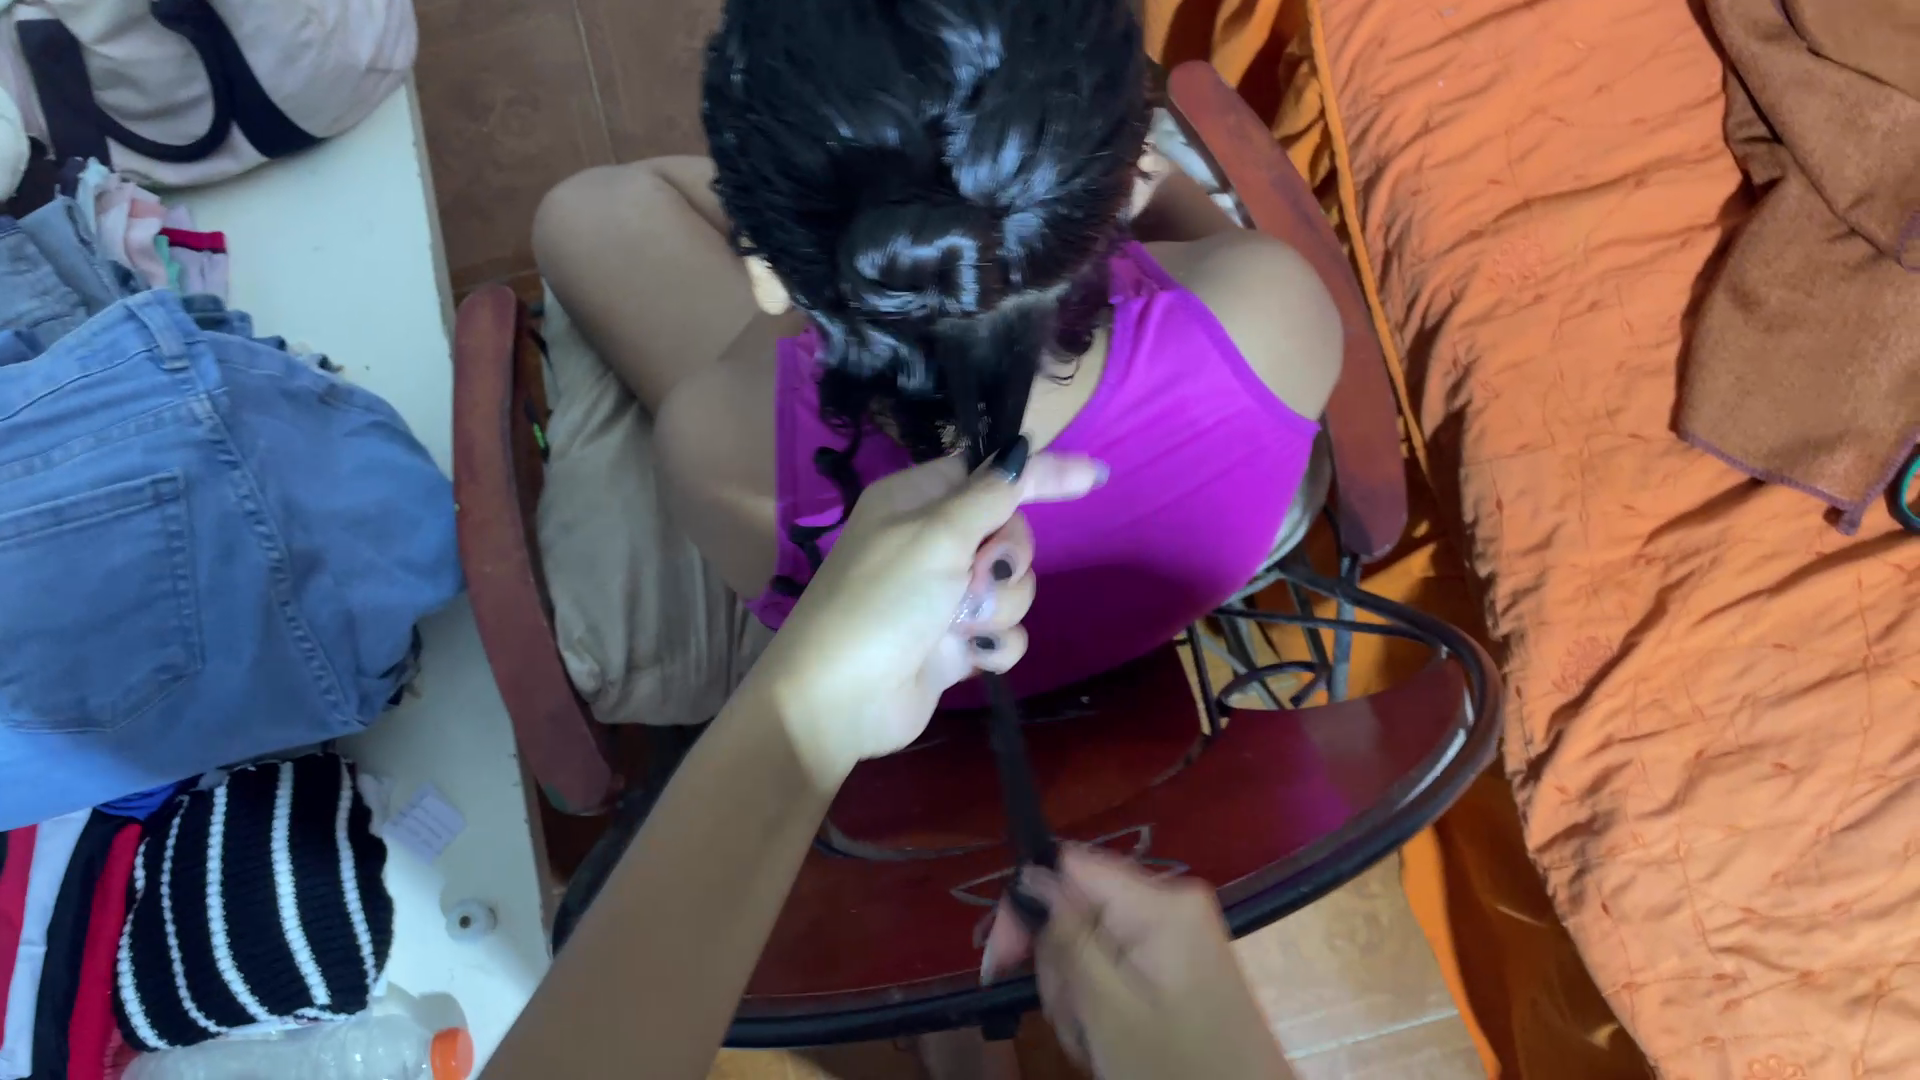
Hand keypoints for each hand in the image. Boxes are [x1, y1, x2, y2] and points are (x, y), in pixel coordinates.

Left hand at [744, 439, 1104, 780]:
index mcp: (919, 501)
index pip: (993, 473)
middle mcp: (935, 542)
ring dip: (995, 608)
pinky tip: (966, 657)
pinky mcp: (958, 641)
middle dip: (1006, 560)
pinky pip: (1006, 632)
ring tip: (957, 625)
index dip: (1040, 474)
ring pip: (1015, 587)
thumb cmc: (882, 601)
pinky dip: (992, 645)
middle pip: (1011, 533)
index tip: (1094, 476)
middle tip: (975, 576)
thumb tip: (1023, 447)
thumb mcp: (935, 535)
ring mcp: (948, 596)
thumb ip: (990, 492)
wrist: (841, 699)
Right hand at [981, 847, 1293, 1079]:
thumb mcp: (1109, 1009)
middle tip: (1070, 1019)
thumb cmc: (1178, 1073)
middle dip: (1060, 964)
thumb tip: (1029, 873)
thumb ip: (1066, 934)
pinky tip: (1109, 1038)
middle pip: (1078, 905)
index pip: (1069, 867)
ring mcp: (1178, 933)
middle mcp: (1171, 902)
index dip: (1028, 905)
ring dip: (1078, 990)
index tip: (1002, 958)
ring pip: (1091, 939)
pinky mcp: (1179, 961)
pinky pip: (1117, 960)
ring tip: (1093, 1038)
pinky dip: (1101, 998)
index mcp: (1160, 901)